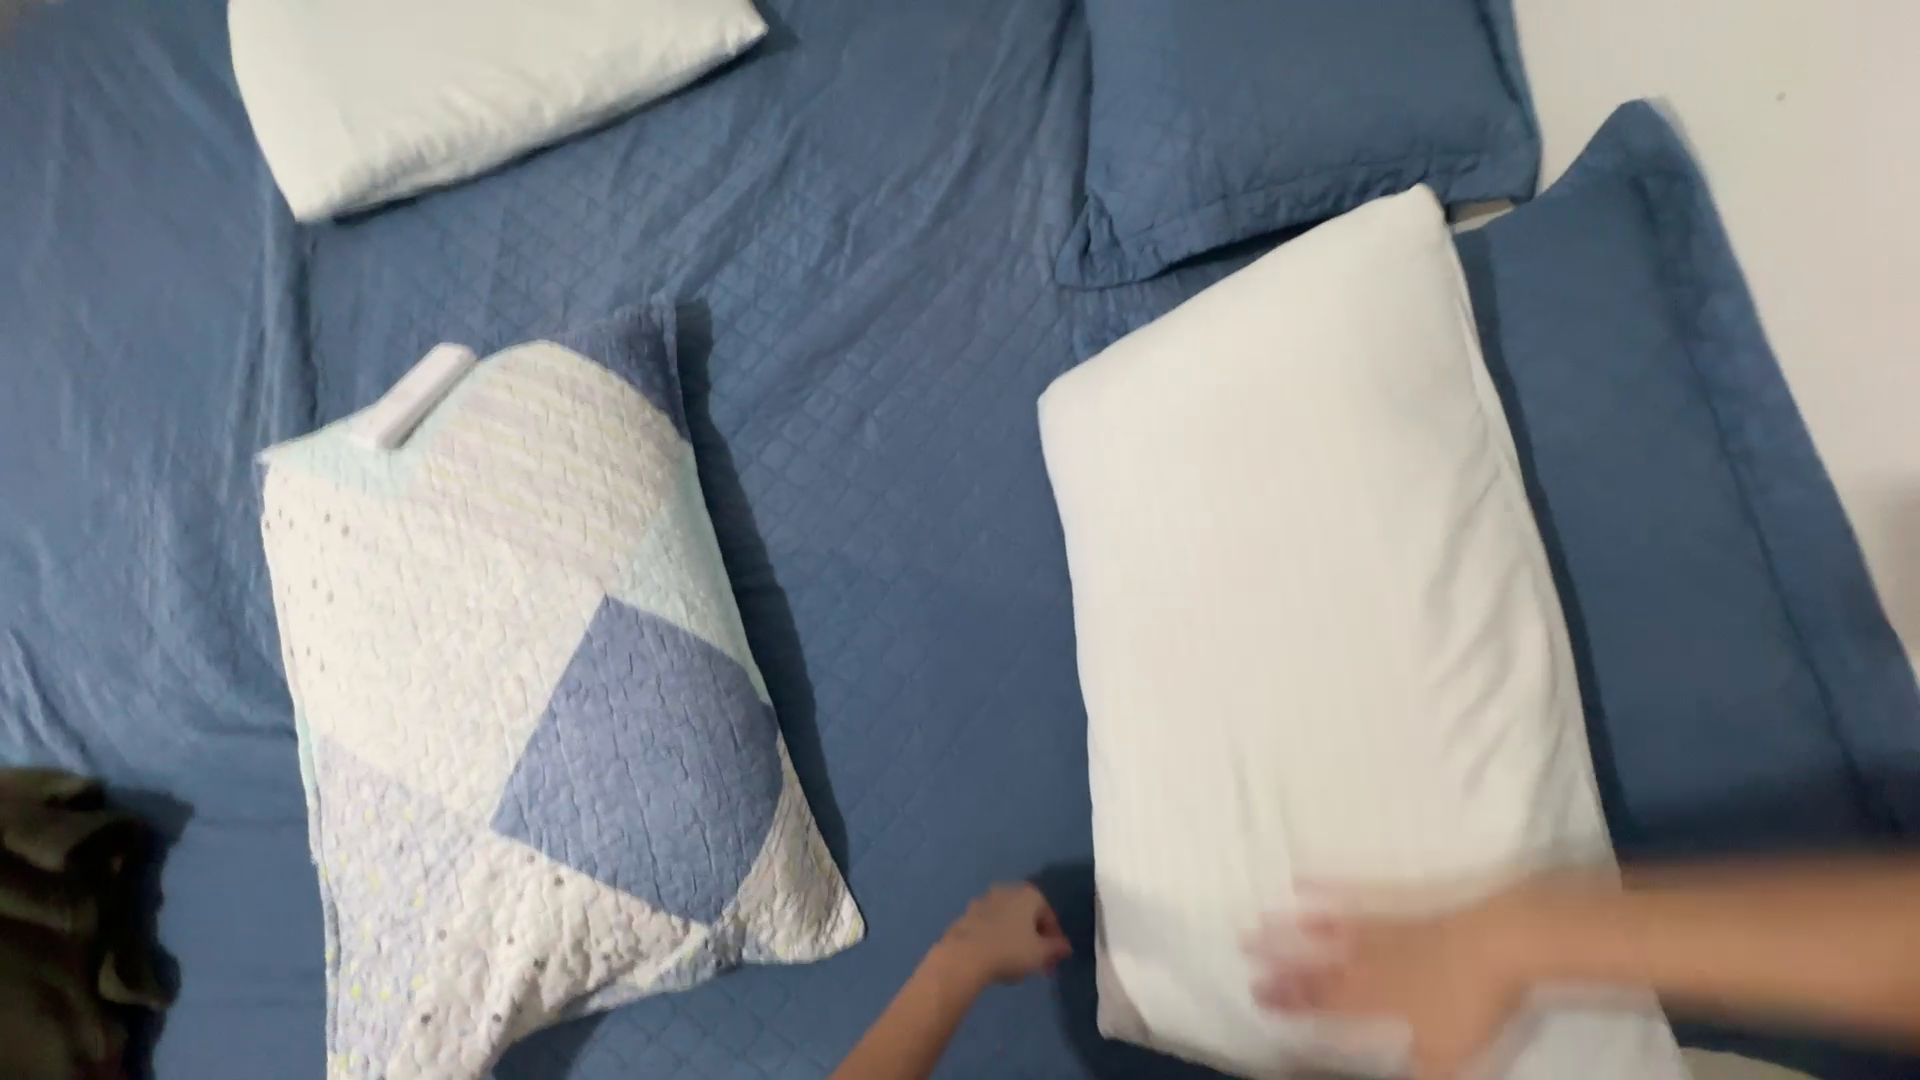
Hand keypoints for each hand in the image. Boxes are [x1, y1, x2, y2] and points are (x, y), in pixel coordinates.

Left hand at [932, 883, 1071, 986]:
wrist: (966, 954)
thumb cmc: (1010, 950)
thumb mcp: (1040, 954)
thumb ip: (1056, 948)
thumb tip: (1065, 947)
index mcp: (1028, 894)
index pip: (1048, 914)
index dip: (1054, 937)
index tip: (1054, 958)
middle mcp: (1007, 889)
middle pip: (1027, 913)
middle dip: (1035, 935)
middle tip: (1038, 960)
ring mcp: (985, 899)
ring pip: (1008, 917)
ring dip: (1015, 934)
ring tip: (1017, 959)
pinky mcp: (968, 912)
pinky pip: (990, 923)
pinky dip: (997, 935)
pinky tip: (996, 954)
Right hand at [1245, 892, 1533, 1079]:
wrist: (1492, 944)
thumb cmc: (1467, 1003)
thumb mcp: (1445, 1056)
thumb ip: (1415, 1072)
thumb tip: (1393, 1079)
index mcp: (1370, 999)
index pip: (1320, 1002)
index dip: (1288, 1000)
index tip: (1254, 992)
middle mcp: (1362, 964)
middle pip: (1313, 963)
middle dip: (1277, 961)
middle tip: (1241, 949)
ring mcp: (1375, 933)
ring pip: (1323, 931)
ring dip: (1290, 927)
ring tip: (1259, 920)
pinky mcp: (1392, 912)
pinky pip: (1349, 899)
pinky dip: (1323, 890)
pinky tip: (1300, 881)